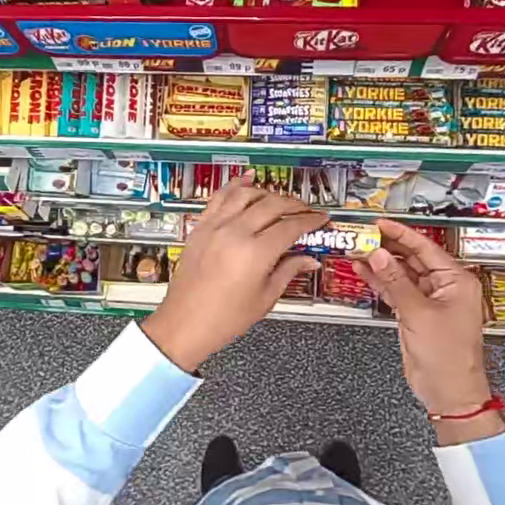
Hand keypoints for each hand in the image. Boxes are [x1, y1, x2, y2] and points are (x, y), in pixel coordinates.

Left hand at [141, 172, 326, 372]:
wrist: (185, 324)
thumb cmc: (223, 318)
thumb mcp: (265, 298)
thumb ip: (288, 271)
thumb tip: (308, 259)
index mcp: (255, 253)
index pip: (290, 227)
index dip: (309, 221)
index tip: (320, 219)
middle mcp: (235, 233)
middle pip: (272, 205)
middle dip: (294, 205)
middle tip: (305, 210)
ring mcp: (215, 227)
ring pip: (246, 195)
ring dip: (267, 193)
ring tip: (280, 199)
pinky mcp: (201, 228)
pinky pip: (219, 197)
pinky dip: (235, 185)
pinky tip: (246, 180)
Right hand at [357, 219, 504, 444]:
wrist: (448, 390)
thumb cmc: (449, 357)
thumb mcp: (419, 313)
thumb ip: (396, 282)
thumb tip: (381, 256)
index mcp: (456, 281)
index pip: (425, 247)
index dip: (401, 234)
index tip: (382, 224)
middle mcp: (444, 287)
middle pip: (412, 258)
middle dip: (387, 248)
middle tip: (364, 237)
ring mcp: (429, 300)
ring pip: (401, 274)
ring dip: (381, 264)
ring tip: (359, 251)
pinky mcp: (415, 313)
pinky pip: (396, 290)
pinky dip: (380, 282)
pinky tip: (365, 272)